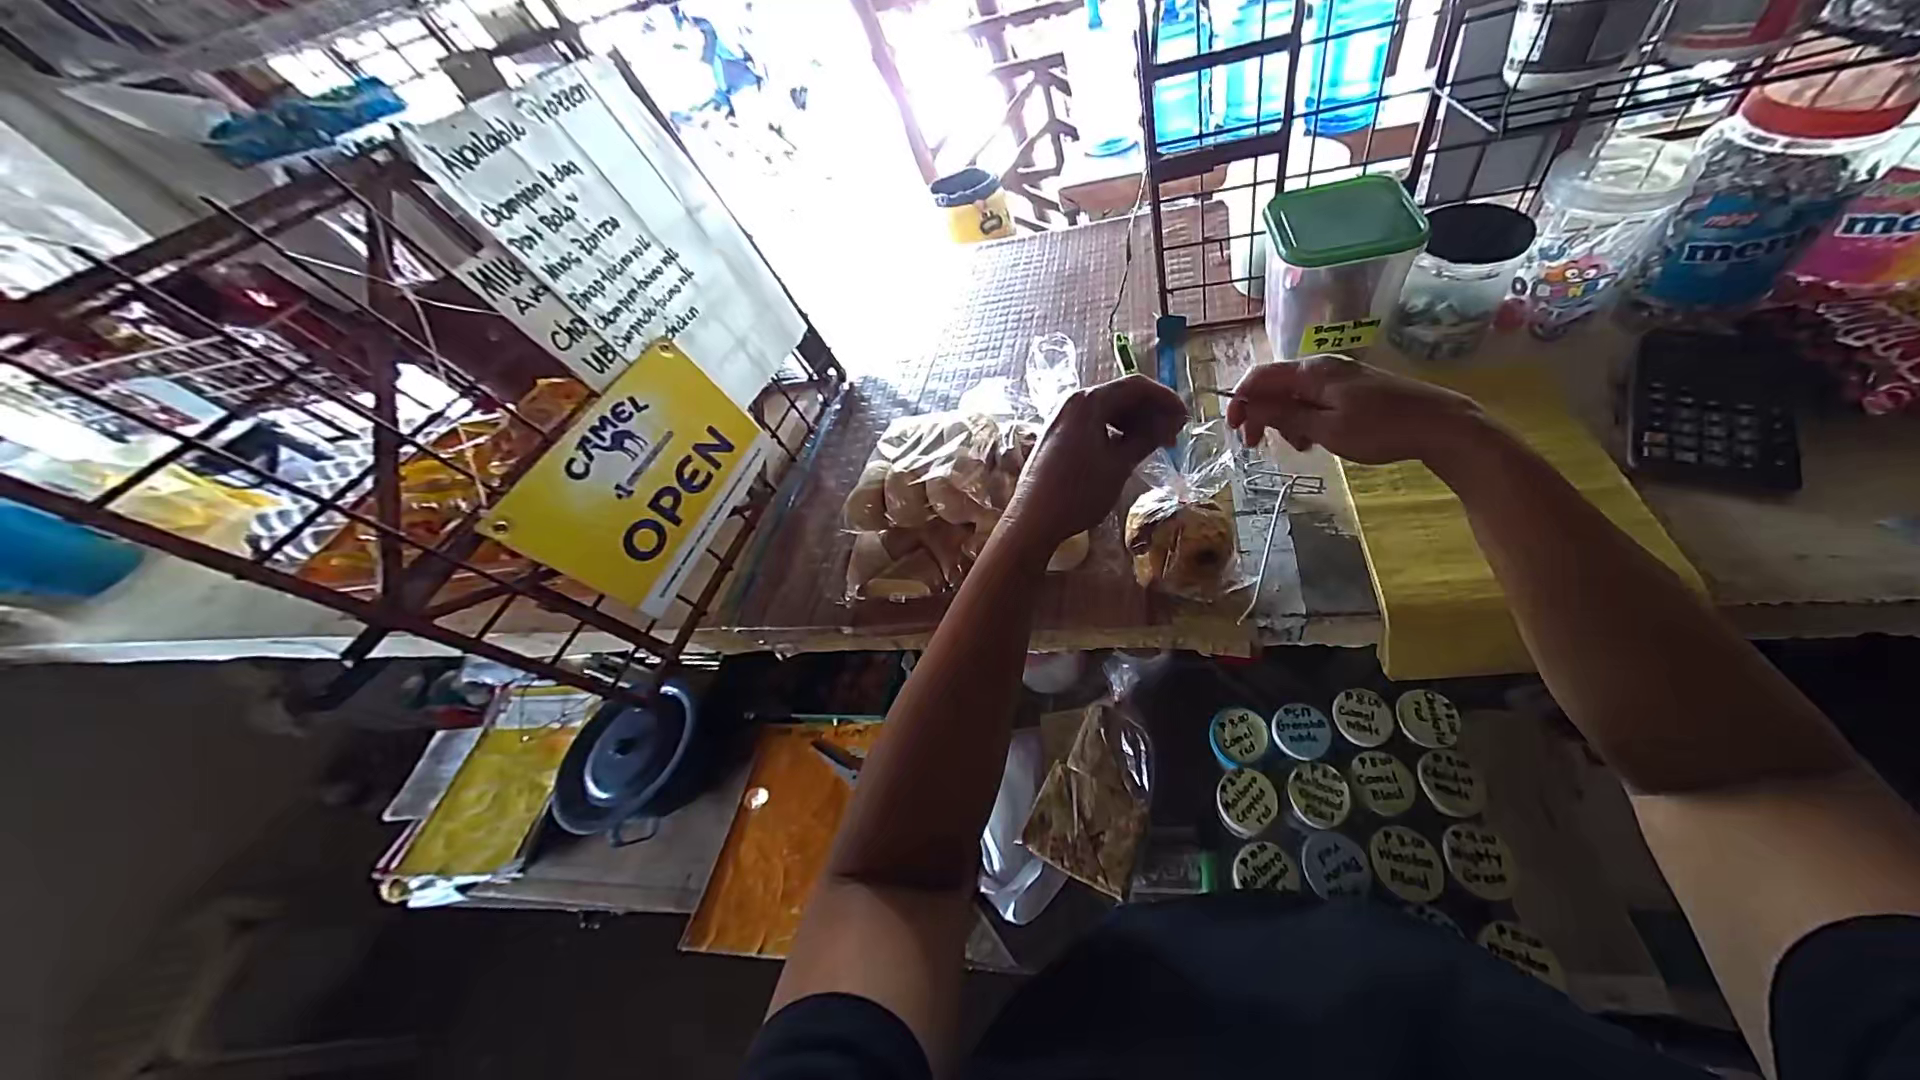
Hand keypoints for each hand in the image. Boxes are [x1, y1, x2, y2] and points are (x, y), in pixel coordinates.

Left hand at [1002, 374, 1187, 550]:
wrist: (1033, 520)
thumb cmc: (1078, 492)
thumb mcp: (1119, 465)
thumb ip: (1146, 437)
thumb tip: (1169, 421)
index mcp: (1087, 401)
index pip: (1135, 386)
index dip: (1165, 398)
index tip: (1185, 418)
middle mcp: (1071, 402)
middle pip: (1120, 396)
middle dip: (1150, 412)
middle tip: (1174, 435)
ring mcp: (1060, 419)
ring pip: (1106, 410)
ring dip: (1133, 423)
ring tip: (1155, 445)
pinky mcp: (1055, 436)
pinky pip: (1091, 424)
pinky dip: (1113, 432)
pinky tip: (1127, 450)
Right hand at [1226, 354, 1488, 465]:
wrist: (1442, 425)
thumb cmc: (1381, 430)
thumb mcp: (1326, 429)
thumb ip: (1284, 416)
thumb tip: (1249, 406)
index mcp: (1312, 372)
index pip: (1259, 378)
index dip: (1240, 402)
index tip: (1235, 430)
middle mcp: (1321, 368)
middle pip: (1273, 386)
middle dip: (1259, 415)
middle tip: (1256, 445)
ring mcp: (1337, 376)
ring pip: (1292, 395)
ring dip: (1283, 421)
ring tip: (1297, 446)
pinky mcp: (1350, 388)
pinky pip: (1312, 400)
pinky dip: (1303, 419)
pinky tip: (1314, 439)